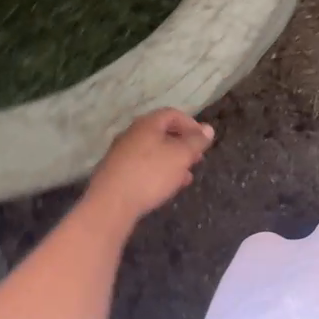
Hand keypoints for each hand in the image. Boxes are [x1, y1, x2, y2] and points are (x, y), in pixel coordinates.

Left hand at [84, 108, 214, 223]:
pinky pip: (142, 167)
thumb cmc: (150, 174)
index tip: (204, 140)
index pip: (172, 114)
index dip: (191, 124)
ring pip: (153, 151)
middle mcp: (132, 134)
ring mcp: (121, 154)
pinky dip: (158, 172)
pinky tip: (167, 187)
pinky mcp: (116, 174)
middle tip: (197, 158)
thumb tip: (208, 128)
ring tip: (186, 175)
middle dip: (182, 144)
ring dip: (172, 160)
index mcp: (147, 124)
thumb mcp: (181, 156)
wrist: (111, 204)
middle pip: (162, 133)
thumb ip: (196, 142)